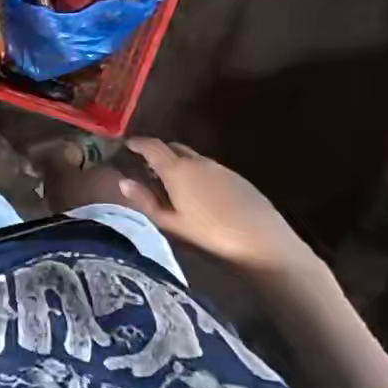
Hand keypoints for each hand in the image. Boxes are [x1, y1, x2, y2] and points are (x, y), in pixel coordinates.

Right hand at [117, 137, 318, 277]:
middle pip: (173, 147)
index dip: (137, 143)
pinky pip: (208, 168)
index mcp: (177, 169)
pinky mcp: (237, 178)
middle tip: (145, 166)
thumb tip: (123, 182)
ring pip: (192, 158)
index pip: (152, 146)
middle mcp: (198, 161)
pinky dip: (196, 173)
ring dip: (177, 163)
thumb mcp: (171, 224)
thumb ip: (146, 201)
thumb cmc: (210, 236)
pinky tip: (198, 195)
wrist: (264, 243)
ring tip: (169, 184)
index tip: (126, 144)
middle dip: (157, 152)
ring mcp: (220, 168)